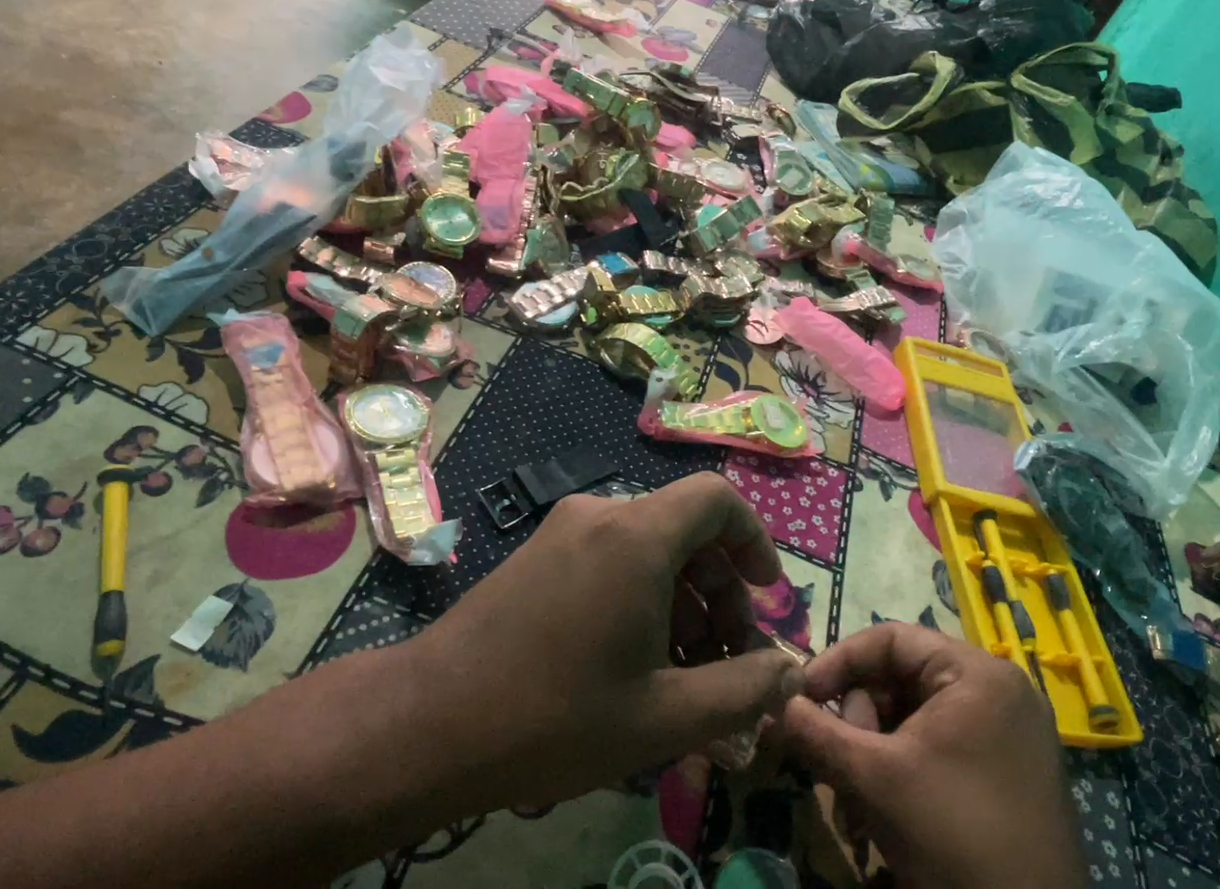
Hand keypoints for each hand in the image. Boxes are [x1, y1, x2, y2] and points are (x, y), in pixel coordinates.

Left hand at [410, 472, 802, 810]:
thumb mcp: (665, 717)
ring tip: (682, 672)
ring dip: (680, 600)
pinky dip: (639, 596)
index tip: (763, 596)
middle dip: (719, 589)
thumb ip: (743, 691)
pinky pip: (608, 558)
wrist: (430, 721)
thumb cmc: (556, 716)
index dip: (753, 540)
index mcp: (637, 536)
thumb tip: (789, 673)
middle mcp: (599, 516)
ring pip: (646, 547)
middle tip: (725, 659)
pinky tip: (632, 662)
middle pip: (684, 527)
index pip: (717, 498)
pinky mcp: (535, 556)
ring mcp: (560, 532)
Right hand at [781, 622, 1082, 888]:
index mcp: (978, 674)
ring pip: (913, 716)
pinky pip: (936, 745)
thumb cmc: (952, 833)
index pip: (890, 638)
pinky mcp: (1005, 770)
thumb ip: (816, 731)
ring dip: (872, 751)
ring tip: (856, 800)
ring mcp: (1006, 733)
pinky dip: (900, 769)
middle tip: (838, 763)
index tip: (800, 697)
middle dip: (857, 719)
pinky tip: (880, 812)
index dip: (837, 662)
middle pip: (900, 678)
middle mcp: (998, 691)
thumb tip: (772, 701)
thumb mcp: (873, 778)